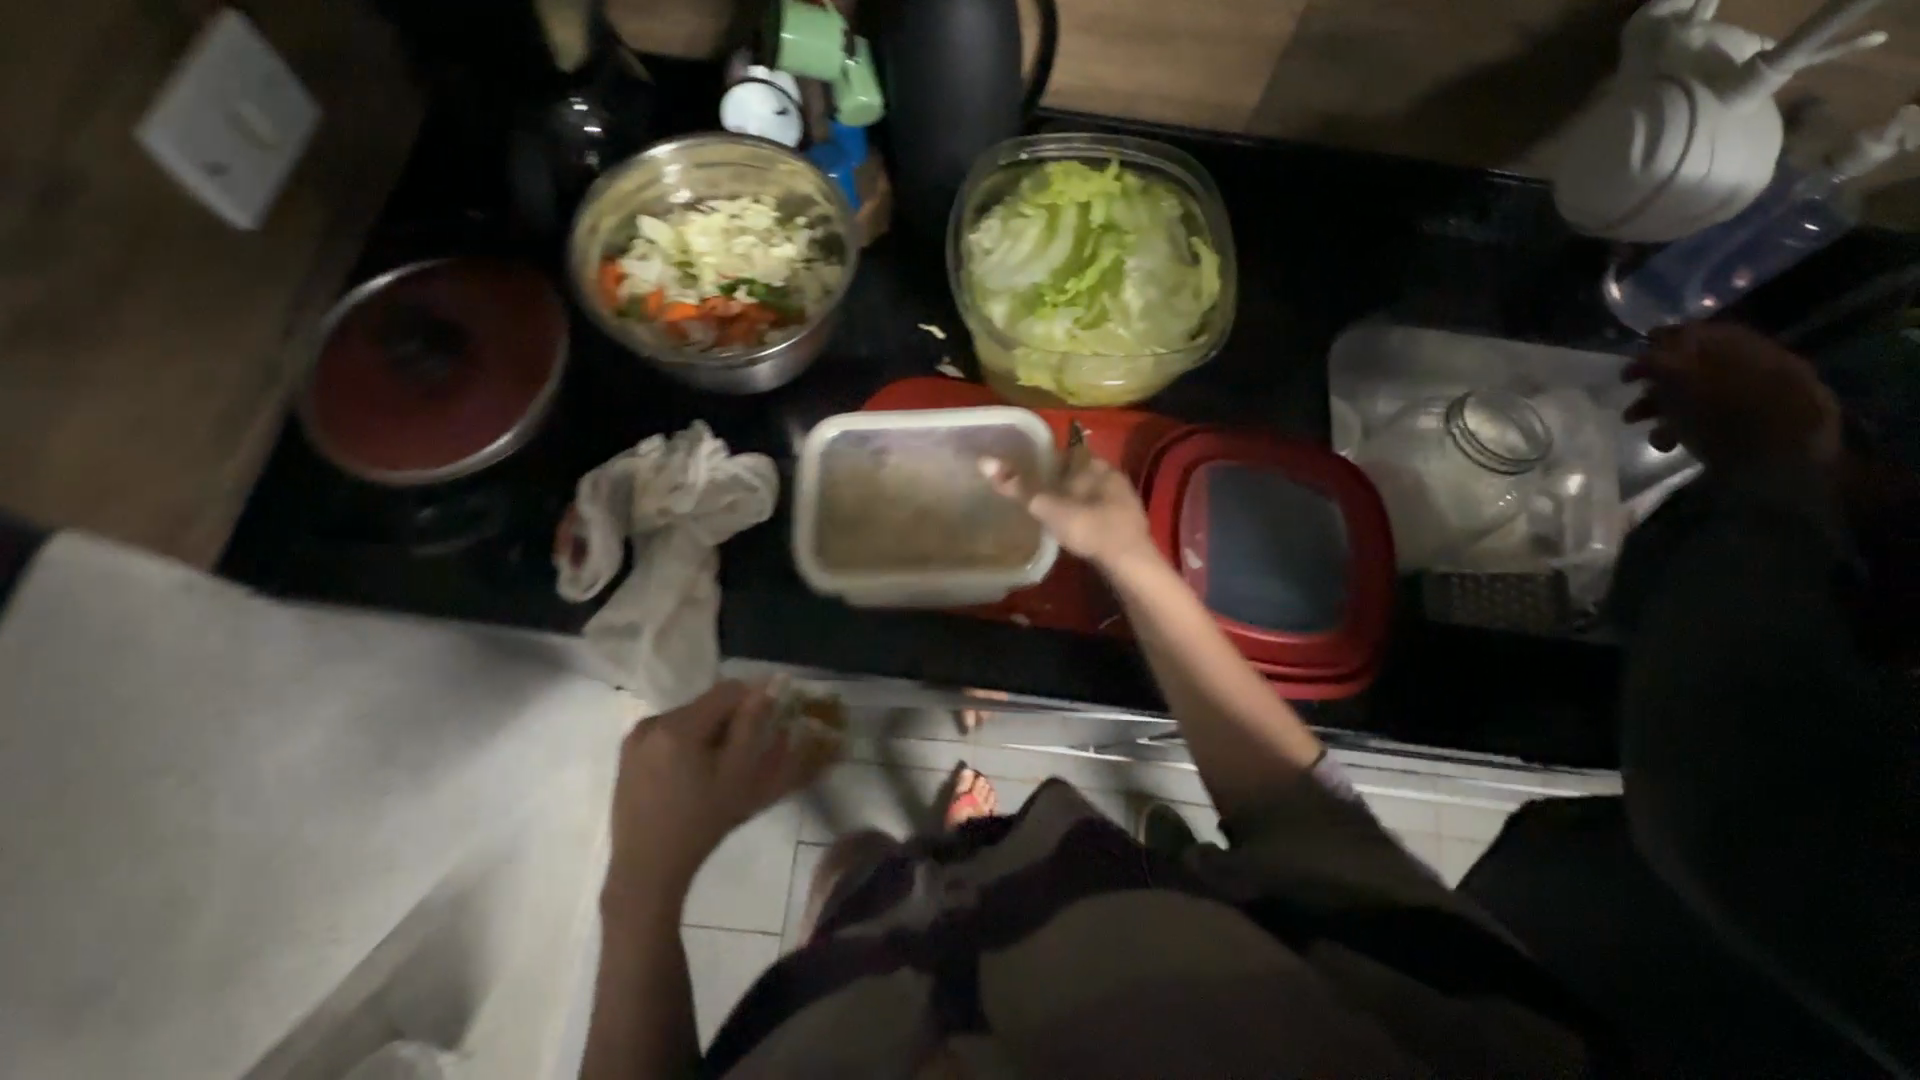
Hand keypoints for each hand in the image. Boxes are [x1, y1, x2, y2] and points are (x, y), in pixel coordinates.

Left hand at [603, 680, 838, 909]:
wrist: (647, 869)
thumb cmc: (700, 824)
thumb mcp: (737, 776)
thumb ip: (752, 727)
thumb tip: (765, 689)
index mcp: (677, 726)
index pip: (727, 691)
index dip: (753, 701)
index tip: (769, 724)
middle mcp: (652, 722)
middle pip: (705, 704)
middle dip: (730, 721)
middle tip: (745, 754)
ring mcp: (635, 738)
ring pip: (687, 719)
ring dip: (709, 732)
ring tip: (717, 769)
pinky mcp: (627, 755)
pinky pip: (667, 734)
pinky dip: (687, 744)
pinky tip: (692, 775)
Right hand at [980, 449, 1155, 569]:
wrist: (1129, 561)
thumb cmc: (1088, 527)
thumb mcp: (1047, 507)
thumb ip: (1018, 487)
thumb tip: (983, 461)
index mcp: (1093, 465)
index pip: (1070, 452)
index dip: (1052, 461)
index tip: (1036, 473)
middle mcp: (1112, 475)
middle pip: (1084, 471)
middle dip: (1067, 481)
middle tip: (1045, 495)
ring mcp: (1125, 499)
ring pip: (1096, 491)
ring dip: (1081, 499)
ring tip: (1060, 513)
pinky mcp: (1131, 522)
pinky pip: (1106, 510)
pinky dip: (1092, 516)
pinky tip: (1083, 529)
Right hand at [1623, 323, 1841, 469]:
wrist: (1793, 475)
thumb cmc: (1742, 427)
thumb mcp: (1698, 388)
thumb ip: (1670, 366)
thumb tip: (1647, 353)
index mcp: (1751, 356)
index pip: (1706, 335)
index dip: (1668, 339)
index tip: (1635, 352)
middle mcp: (1750, 376)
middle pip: (1694, 365)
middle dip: (1657, 377)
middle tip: (1629, 386)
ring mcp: (1745, 407)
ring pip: (1691, 396)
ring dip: (1658, 405)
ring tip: (1632, 419)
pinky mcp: (1737, 435)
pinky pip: (1699, 425)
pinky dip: (1676, 430)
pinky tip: (1664, 442)